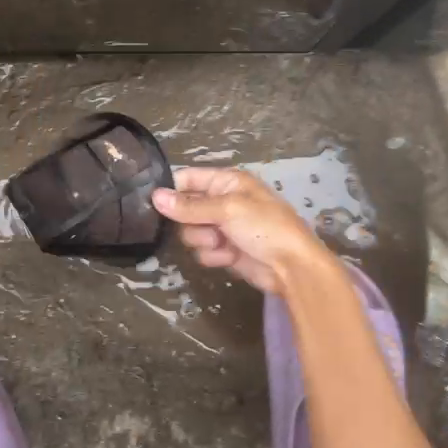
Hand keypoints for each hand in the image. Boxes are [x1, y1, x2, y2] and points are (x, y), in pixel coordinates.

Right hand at [152, 168, 332, 293]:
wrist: (293, 268)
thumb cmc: (265, 227)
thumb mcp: (227, 210)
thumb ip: (189, 206)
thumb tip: (154, 196)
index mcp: (226, 182)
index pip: (187, 179)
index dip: (171, 190)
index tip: (156, 205)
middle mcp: (222, 201)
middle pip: (184, 208)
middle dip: (191, 221)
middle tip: (206, 227)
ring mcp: (223, 227)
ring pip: (190, 232)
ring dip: (203, 241)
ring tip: (223, 244)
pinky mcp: (225, 250)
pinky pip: (202, 251)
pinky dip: (213, 256)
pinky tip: (230, 257)